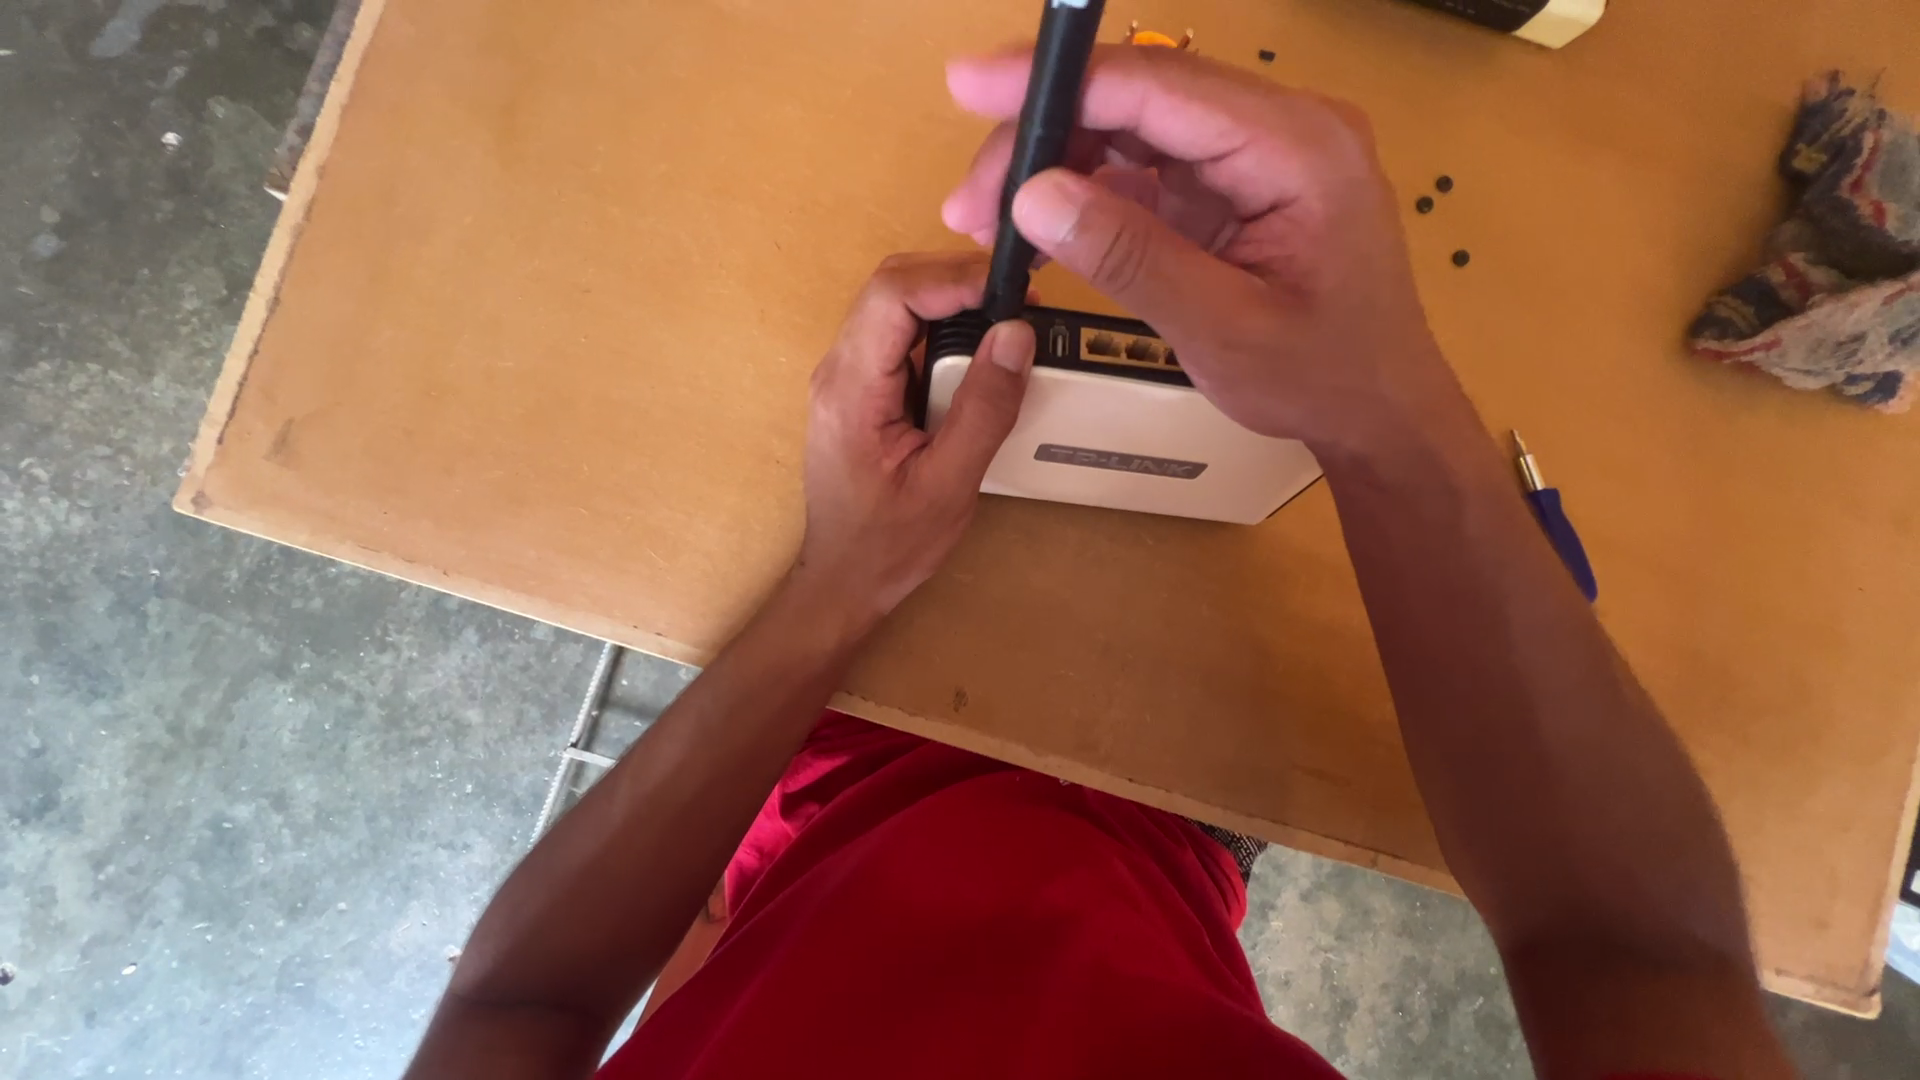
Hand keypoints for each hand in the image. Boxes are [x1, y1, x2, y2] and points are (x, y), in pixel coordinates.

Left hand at [795, 252, 1035, 625]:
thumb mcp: (948, 484)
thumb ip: (983, 409)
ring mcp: (846, 378)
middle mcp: (838, 370)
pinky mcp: (861, 391)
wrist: (845, 579)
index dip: (955, 276)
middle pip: (892, 288)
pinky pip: (900, 338)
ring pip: (896, 307)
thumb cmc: (890, 544)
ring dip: (952, 302)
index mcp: (850, 388)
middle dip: (957, 280)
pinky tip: (979, 351)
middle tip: (1020, 299)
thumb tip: (1016, 333)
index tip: (1013, 289)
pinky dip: (943, 331)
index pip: (893, 294)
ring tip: (1009, 320)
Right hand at [942, 46, 1472, 455]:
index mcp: (1293, 145)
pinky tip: (1045, 230)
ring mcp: (1250, 161)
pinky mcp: (1229, 193)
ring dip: (1057, 169)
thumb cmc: (1319, 376)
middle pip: (1136, 102)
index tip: (969, 84)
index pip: (1157, 85)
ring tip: (990, 220)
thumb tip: (1035, 196)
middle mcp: (1274, 132)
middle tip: (970, 202)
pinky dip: (1089, 198)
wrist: (1374, 410)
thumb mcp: (1220, 326)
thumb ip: (1130, 258)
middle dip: (1043, 139)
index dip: (1056, 81)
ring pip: (1132, 134)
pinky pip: (1146, 175)